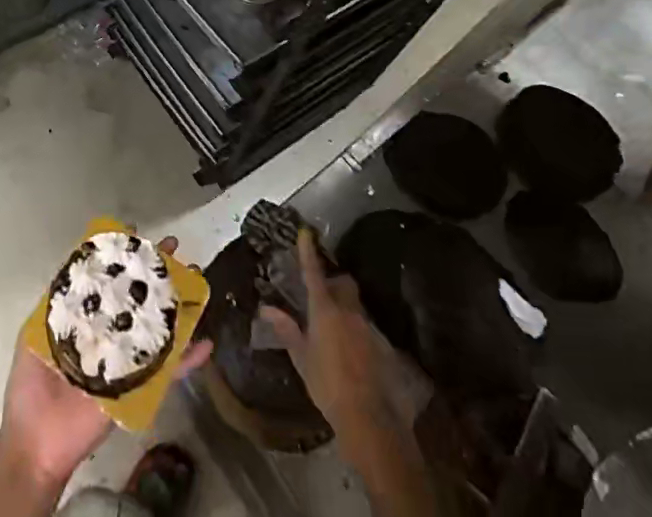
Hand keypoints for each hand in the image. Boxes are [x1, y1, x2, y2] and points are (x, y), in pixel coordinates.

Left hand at [0, 236, 212, 483]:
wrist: (38, 442)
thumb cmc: (31, 387)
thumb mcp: (35, 336)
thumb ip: (54, 306)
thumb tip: (72, 268)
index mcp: (84, 322)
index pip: (107, 284)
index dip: (121, 259)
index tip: (136, 234)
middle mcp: (109, 336)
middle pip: (137, 300)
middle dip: (155, 273)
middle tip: (175, 249)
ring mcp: (127, 362)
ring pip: (158, 328)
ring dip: (179, 305)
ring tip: (198, 280)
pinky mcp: (140, 390)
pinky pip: (169, 373)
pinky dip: (188, 360)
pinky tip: (206, 341)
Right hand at [259, 228, 425, 445]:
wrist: (371, 419)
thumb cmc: (327, 385)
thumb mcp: (301, 358)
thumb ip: (286, 329)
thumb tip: (266, 308)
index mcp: (325, 311)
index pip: (314, 274)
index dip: (308, 252)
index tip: (306, 232)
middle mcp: (350, 313)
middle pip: (344, 285)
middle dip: (334, 283)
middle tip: (320, 294)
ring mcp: (371, 329)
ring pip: (356, 307)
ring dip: (345, 310)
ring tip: (334, 330)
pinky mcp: (385, 347)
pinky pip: (367, 329)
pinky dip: (357, 332)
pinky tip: (351, 353)